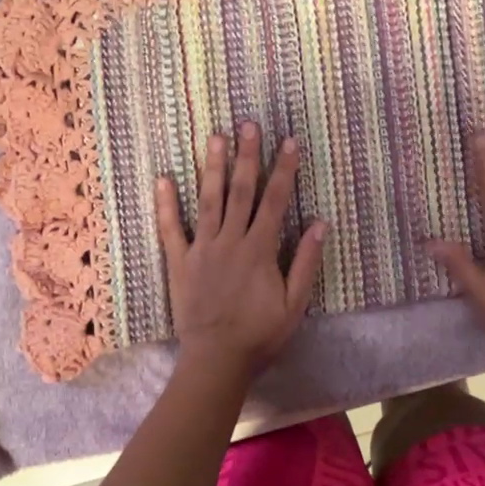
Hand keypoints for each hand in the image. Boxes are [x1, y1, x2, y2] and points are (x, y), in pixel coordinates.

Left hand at [156, 124, 327, 378]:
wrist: (216, 361)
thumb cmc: (261, 335)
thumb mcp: (294, 304)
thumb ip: (306, 262)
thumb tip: (321, 223)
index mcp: (260, 250)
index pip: (275, 200)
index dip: (284, 169)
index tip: (289, 141)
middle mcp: (231, 241)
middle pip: (240, 191)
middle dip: (246, 155)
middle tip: (248, 124)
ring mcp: (202, 250)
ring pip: (208, 201)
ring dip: (211, 167)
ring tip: (214, 137)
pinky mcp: (180, 263)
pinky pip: (171, 230)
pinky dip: (166, 204)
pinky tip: (163, 178)